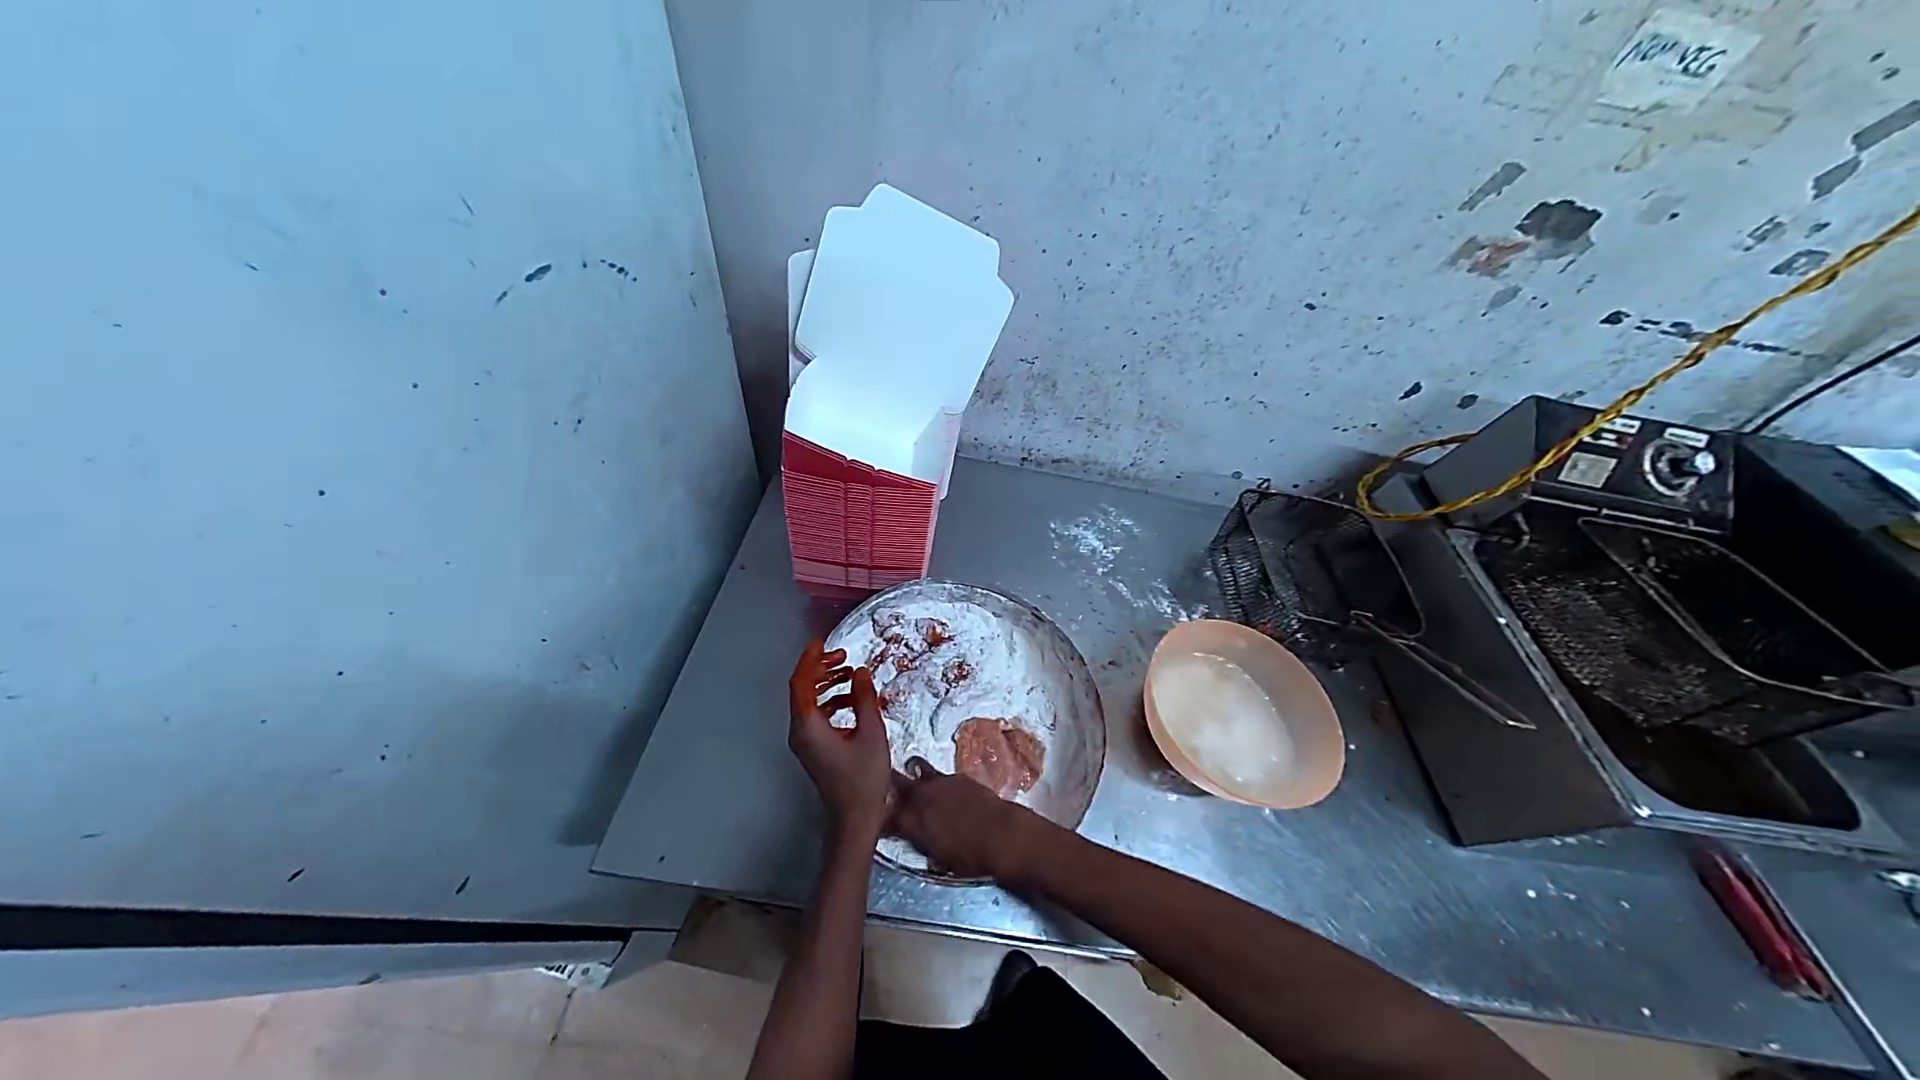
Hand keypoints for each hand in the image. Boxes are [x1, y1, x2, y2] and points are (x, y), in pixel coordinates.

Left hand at [788, 640, 892, 842]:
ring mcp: (804, 742)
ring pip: (809, 702)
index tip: (822, 642)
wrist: (854, 819)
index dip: (810, 659)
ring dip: (827, 684)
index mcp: (808, 726)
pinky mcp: (813, 749)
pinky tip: (853, 701)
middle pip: (802, 690)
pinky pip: (816, 716)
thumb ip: (864, 698)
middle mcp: (800, 732)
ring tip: (851, 675)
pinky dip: (831, 702)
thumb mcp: (871, 733)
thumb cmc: (863, 779)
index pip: (801, 683)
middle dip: (821, 669)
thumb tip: (861, 672)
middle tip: (843, 657)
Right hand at [888, 759, 1051, 882]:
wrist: (1002, 835)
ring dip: (913, 775)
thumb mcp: (937, 857)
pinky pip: (940, 775)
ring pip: (917, 770)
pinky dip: (938, 782)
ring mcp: (939, 782)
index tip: (876, 820)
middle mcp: (920, 796)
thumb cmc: (970, 857)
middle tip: (882, 787)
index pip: (883, 816)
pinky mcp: (958, 776)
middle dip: (886, 783)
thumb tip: (918, 837)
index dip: (877, 818)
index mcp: (910, 821)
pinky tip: (944, 789)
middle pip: (894, 781)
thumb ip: (921, 841)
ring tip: (912, 778)